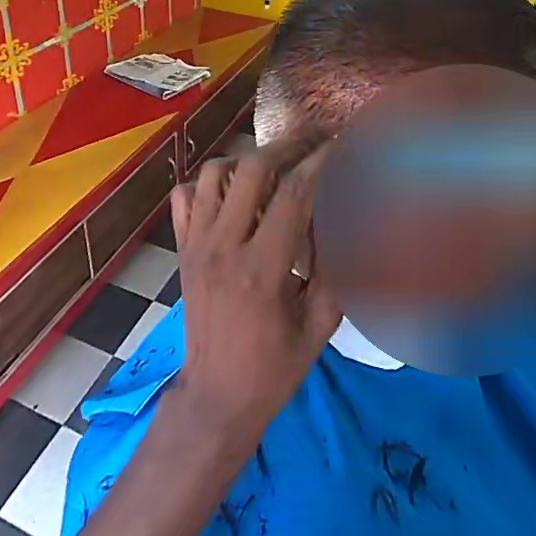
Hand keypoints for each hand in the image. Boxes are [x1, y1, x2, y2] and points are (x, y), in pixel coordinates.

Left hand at [167, 141, 338, 442]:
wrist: (215, 394)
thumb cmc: (273, 367)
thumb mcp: (319, 326)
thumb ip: (337, 272)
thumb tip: (354, 224)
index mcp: (262, 269)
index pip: (293, 194)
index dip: (321, 162)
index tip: (342, 144)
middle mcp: (223, 247)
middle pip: (252, 169)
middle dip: (288, 145)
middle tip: (315, 140)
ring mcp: (195, 245)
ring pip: (213, 173)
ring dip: (247, 159)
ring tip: (275, 164)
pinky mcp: (181, 250)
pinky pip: (185, 197)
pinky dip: (208, 183)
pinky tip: (232, 192)